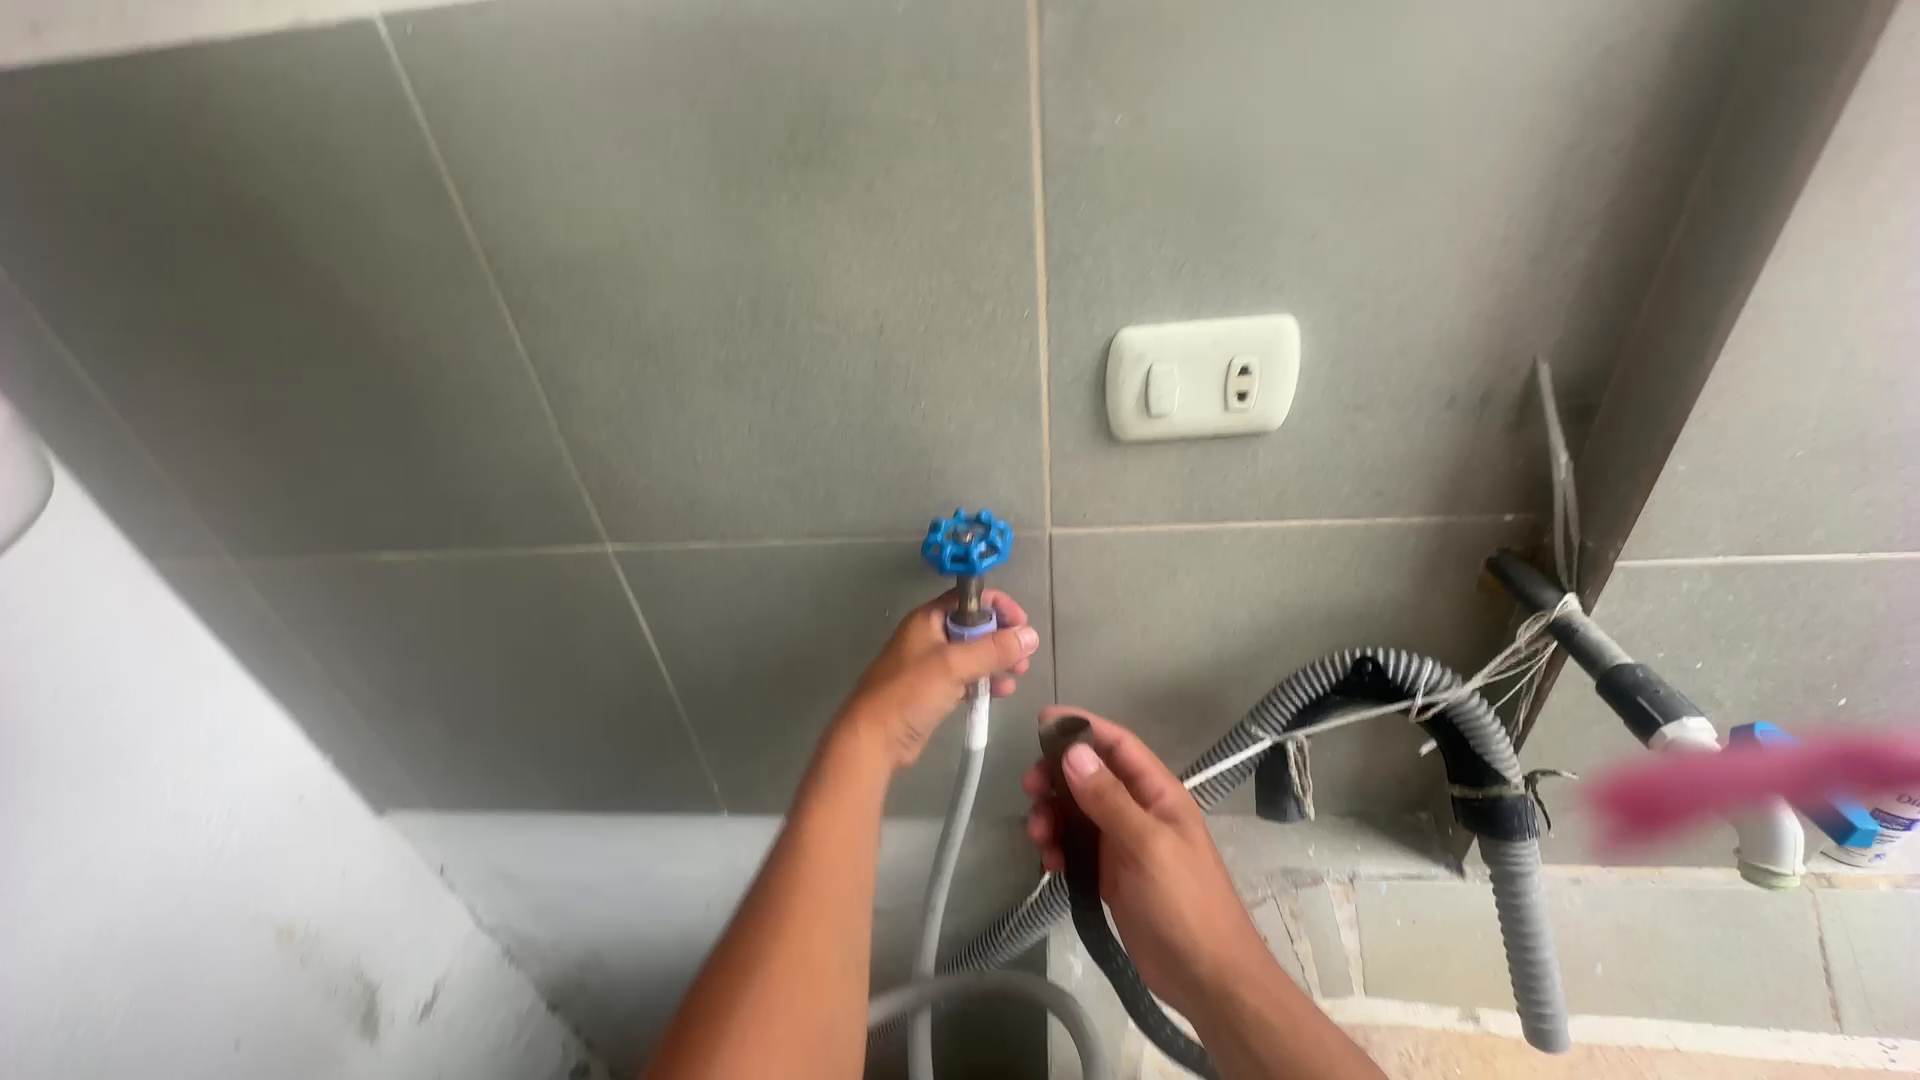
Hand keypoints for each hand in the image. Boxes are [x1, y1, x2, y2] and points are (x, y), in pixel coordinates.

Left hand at [835, 589, 1038, 769]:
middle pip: (974, 627)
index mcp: (928, 619)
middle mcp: (930, 637)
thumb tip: (1031, 635)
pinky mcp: (934, 691)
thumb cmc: (910, 692)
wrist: (875, 739)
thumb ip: (993, 649)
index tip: (1021, 624)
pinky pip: (967, 679)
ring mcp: (931, 666)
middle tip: (1024, 656)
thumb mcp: (954, 665)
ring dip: (997, 661)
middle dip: (1002, 638)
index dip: (997, 606)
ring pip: (973, 655)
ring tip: (1019, 673)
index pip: (968, 599)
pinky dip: (985, 682)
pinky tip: (1003, 691)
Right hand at [1022, 708, 1268, 1018]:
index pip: (1118, 745)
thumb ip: (1109, 799)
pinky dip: (1058, 848)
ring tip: (1037, 836)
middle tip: (1030, 788)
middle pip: (1089, 776)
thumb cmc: (1185, 903)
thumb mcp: (1147, 845)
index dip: (1083, 727)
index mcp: (1158, 793)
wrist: (1206, 977)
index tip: (1042, 721)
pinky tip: (1049, 864)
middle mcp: (1138, 810)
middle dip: (1056, 777)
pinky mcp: (1110, 874)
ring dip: (1052, 816)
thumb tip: (1073, 752)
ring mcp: (1123, 843)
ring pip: (1077, 813)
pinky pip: (1076, 848)